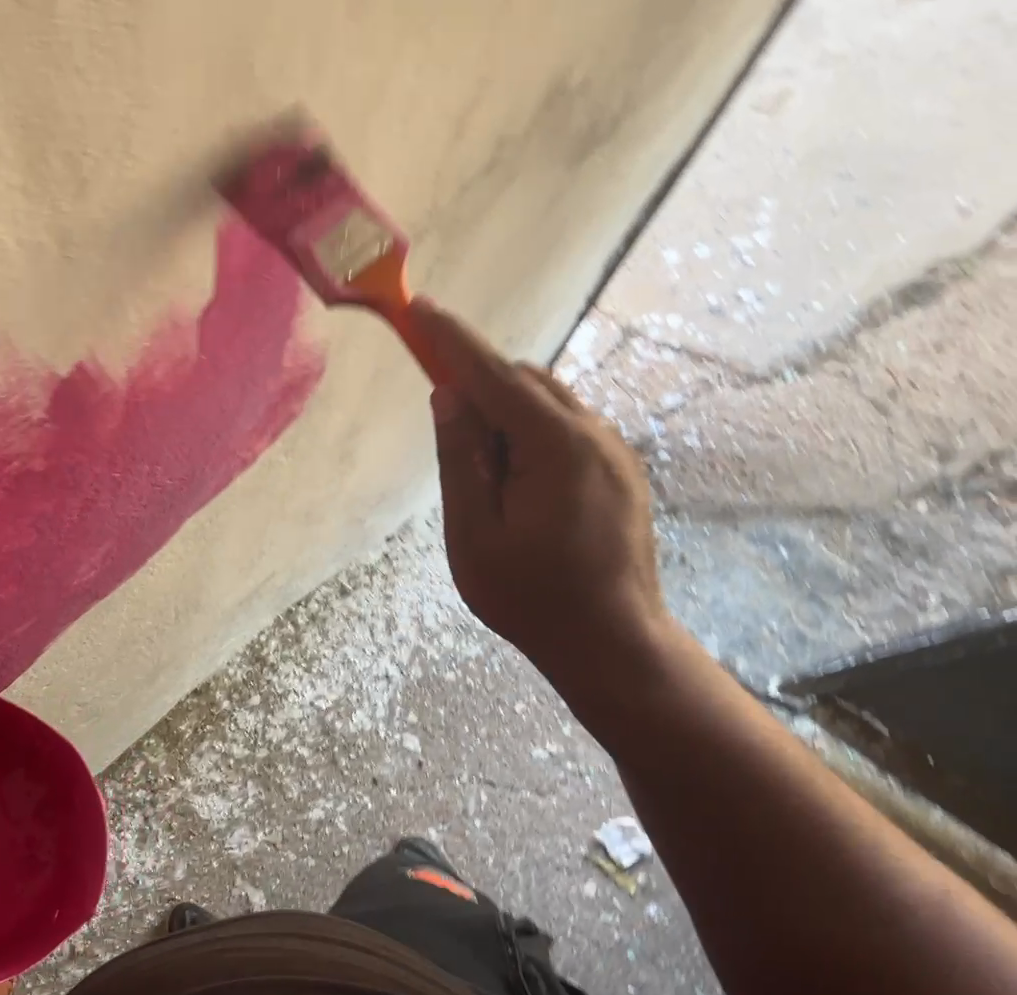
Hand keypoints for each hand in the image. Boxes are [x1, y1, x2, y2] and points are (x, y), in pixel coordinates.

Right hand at [405, 297, 668, 677]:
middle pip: (524, 382)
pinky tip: (511, 479)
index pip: (494, 376)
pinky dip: (528, 431)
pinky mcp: (620, 471)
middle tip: (441, 414)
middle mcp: (594, 434)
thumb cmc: (530, 595)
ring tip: (477, 468)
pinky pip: (565, 429)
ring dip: (504, 411)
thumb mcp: (473, 533)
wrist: (612, 642)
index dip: (452, 341)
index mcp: (555, 446)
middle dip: (477, 380)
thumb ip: (460, 460)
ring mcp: (615, 451)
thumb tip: (450, 397)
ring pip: (548, 403)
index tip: (419, 308)